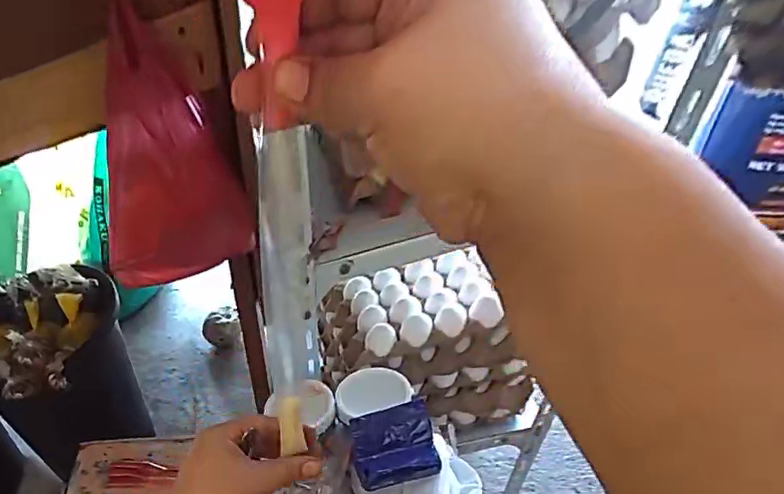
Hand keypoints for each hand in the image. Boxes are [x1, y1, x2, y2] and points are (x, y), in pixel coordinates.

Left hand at [148, 416, 319, 493]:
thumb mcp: (259, 480)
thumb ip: (290, 469)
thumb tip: (318, 463)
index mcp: (220, 435)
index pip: (259, 422)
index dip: (287, 429)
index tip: (310, 440)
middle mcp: (214, 446)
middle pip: (254, 439)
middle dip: (282, 447)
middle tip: (307, 457)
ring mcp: (211, 467)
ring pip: (249, 458)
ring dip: (273, 463)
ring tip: (296, 471)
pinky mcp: (213, 487)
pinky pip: (242, 474)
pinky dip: (260, 476)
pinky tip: (276, 484)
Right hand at [231, 0, 603, 241]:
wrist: (531, 184)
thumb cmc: (479, 109)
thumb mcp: (385, 84)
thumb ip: (325, 82)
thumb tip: (282, 80)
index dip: (296, 8)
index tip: (262, 31)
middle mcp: (430, 17)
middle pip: (345, 23)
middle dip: (293, 53)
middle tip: (252, 80)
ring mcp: (428, 72)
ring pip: (352, 72)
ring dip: (307, 91)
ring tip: (262, 107)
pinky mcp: (423, 122)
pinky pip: (368, 112)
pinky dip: (337, 119)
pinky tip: (303, 123)